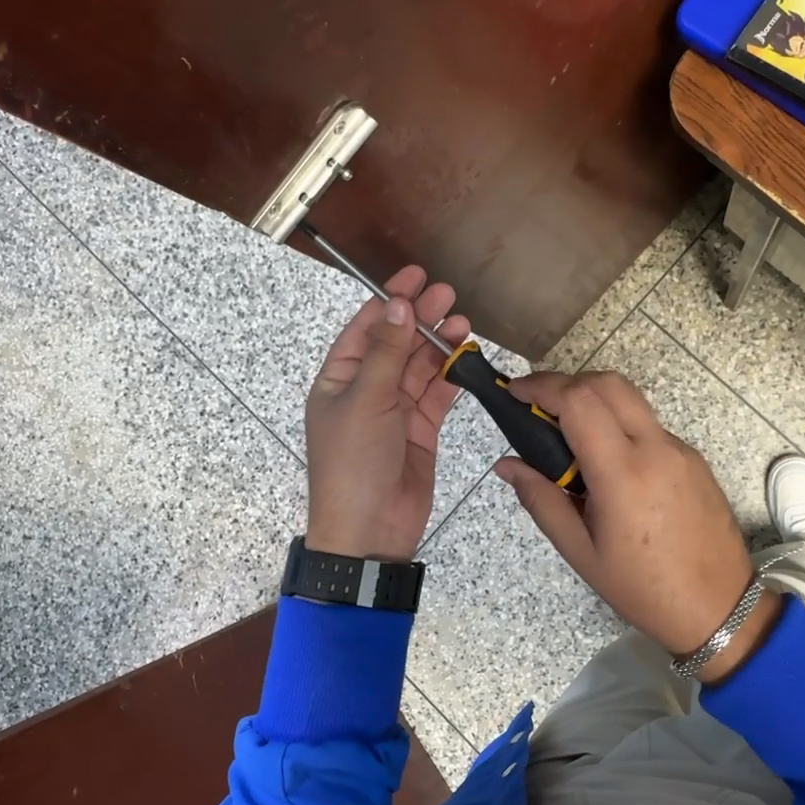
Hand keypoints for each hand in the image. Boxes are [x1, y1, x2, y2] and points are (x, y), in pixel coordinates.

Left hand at [303, 266, 468, 561]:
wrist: (370, 528)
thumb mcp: (366, 401)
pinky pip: (436, 394)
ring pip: (418, 367)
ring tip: (462, 320)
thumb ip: (386, 354)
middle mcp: (366, 391)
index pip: (364, 330)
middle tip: (447, 294)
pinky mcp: (420, 430)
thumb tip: (397, 306)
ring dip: (438, 344)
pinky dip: (451, 374)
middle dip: (419, 319)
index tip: (414, 277)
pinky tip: (465, 354)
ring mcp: (395, 411)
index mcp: (339, 381)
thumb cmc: (354, 462)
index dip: (388, 301)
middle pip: (395, 344)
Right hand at [493, 371, 774, 681]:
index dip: (542, 386)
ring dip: (594, 401)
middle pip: (607, 383)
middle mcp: (656, 448)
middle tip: (537, 407)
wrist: (721, 609)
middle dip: (566, 382)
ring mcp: (681, 450)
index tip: (515, 392)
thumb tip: (506, 465)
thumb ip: (541, 500)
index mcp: (623, 472)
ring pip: (631, 401)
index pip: (579, 401)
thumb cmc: (642, 589)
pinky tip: (606, 465)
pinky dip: (618, 426)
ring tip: (567, 437)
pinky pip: (649, 426)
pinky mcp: (694, 459)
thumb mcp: (581, 552)